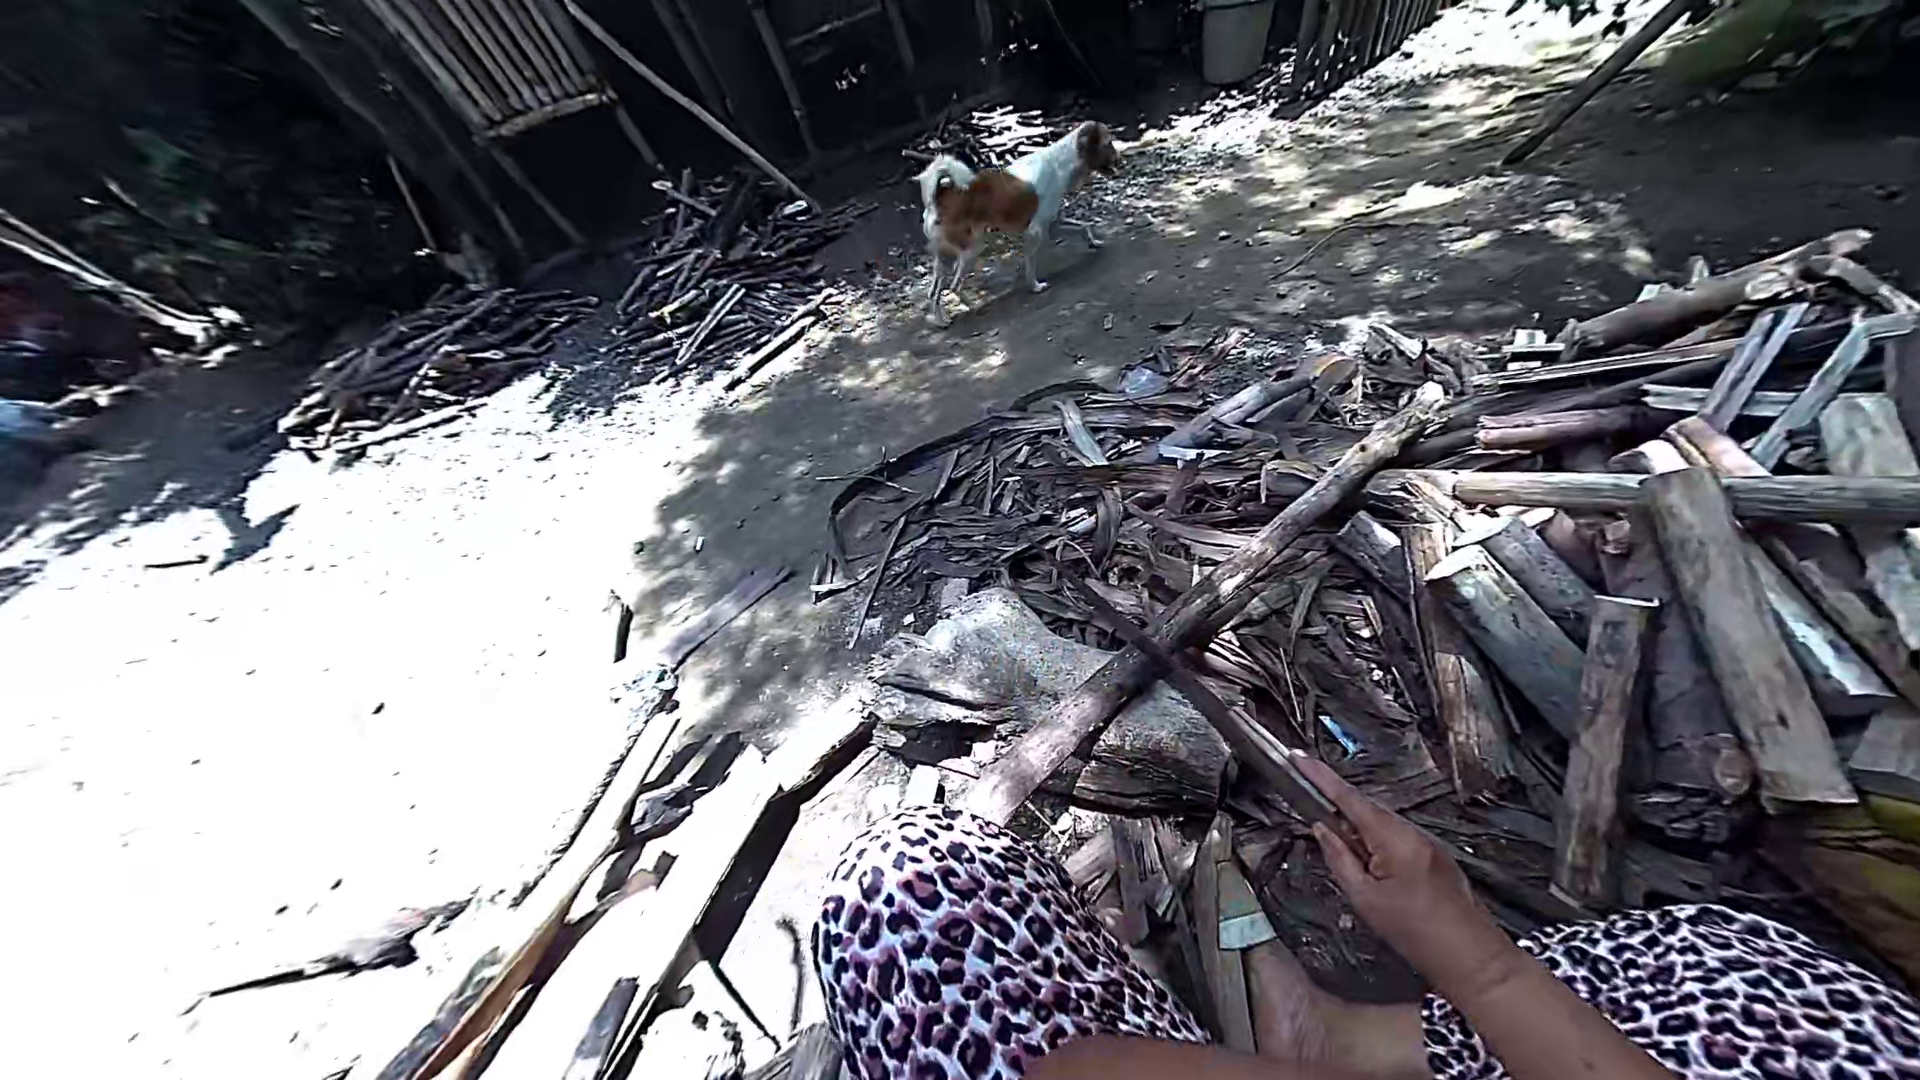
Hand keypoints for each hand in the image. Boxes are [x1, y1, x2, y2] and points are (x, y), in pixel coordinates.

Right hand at [1297, 757, 1521, 1001]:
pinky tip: (1373, 867)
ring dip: (1357, 830)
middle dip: (1337, 808)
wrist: (1479, 965)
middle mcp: (1412, 833)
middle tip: (1313, 817)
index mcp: (1393, 839)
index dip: (1319, 774)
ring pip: (1380, 823)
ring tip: (1349, 858)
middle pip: (1364, 807)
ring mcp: (1428, 844)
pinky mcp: (1436, 857)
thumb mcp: (1364, 898)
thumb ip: (1337, 857)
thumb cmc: (1417, 935)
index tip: (1297, 756)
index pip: (1347, 797)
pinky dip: (1376, 841)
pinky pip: (1395, 836)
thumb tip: (1321, 829)